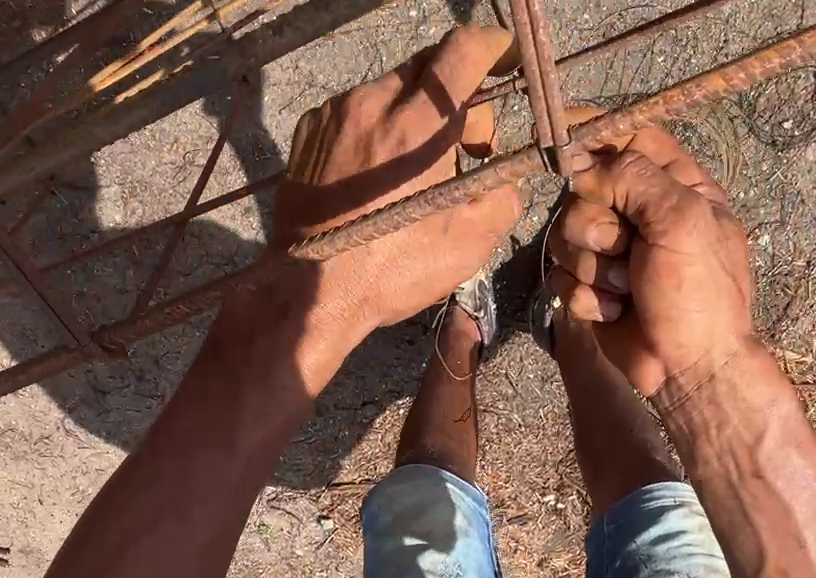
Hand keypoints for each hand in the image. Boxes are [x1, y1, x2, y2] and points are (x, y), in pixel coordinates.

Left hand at [275, 25, 522, 338]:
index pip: (464, 51)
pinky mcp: (309, 131)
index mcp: (417, 125)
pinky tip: (379, 176)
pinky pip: (355, 112)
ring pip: (390, 90)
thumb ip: (503, 195)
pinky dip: (378, 130)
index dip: (494, 47)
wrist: (312, 291)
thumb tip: (505, 174)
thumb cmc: (392, 271)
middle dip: (458, 96)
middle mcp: (373, 103)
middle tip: (467, 145)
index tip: (506, 59)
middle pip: (428, 66)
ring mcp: (335, 113)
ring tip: (419, 168)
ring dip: (415, 116)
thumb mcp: (469, 244)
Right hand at [549, 126, 755, 396]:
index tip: (566, 142)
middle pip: (583, 191)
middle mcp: (638, 215)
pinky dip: (587, 299)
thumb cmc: (699, 293)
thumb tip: (583, 161)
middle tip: (627, 251)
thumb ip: (635, 178)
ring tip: (626, 291)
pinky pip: (563, 280)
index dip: (596, 137)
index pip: (628, 138)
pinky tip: (615, 313)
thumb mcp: (682, 220)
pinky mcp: (590, 291)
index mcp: (673, 187)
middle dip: (597, 225)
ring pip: (565, 237)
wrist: (688, 367)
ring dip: (594, 268)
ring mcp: (611, 255)